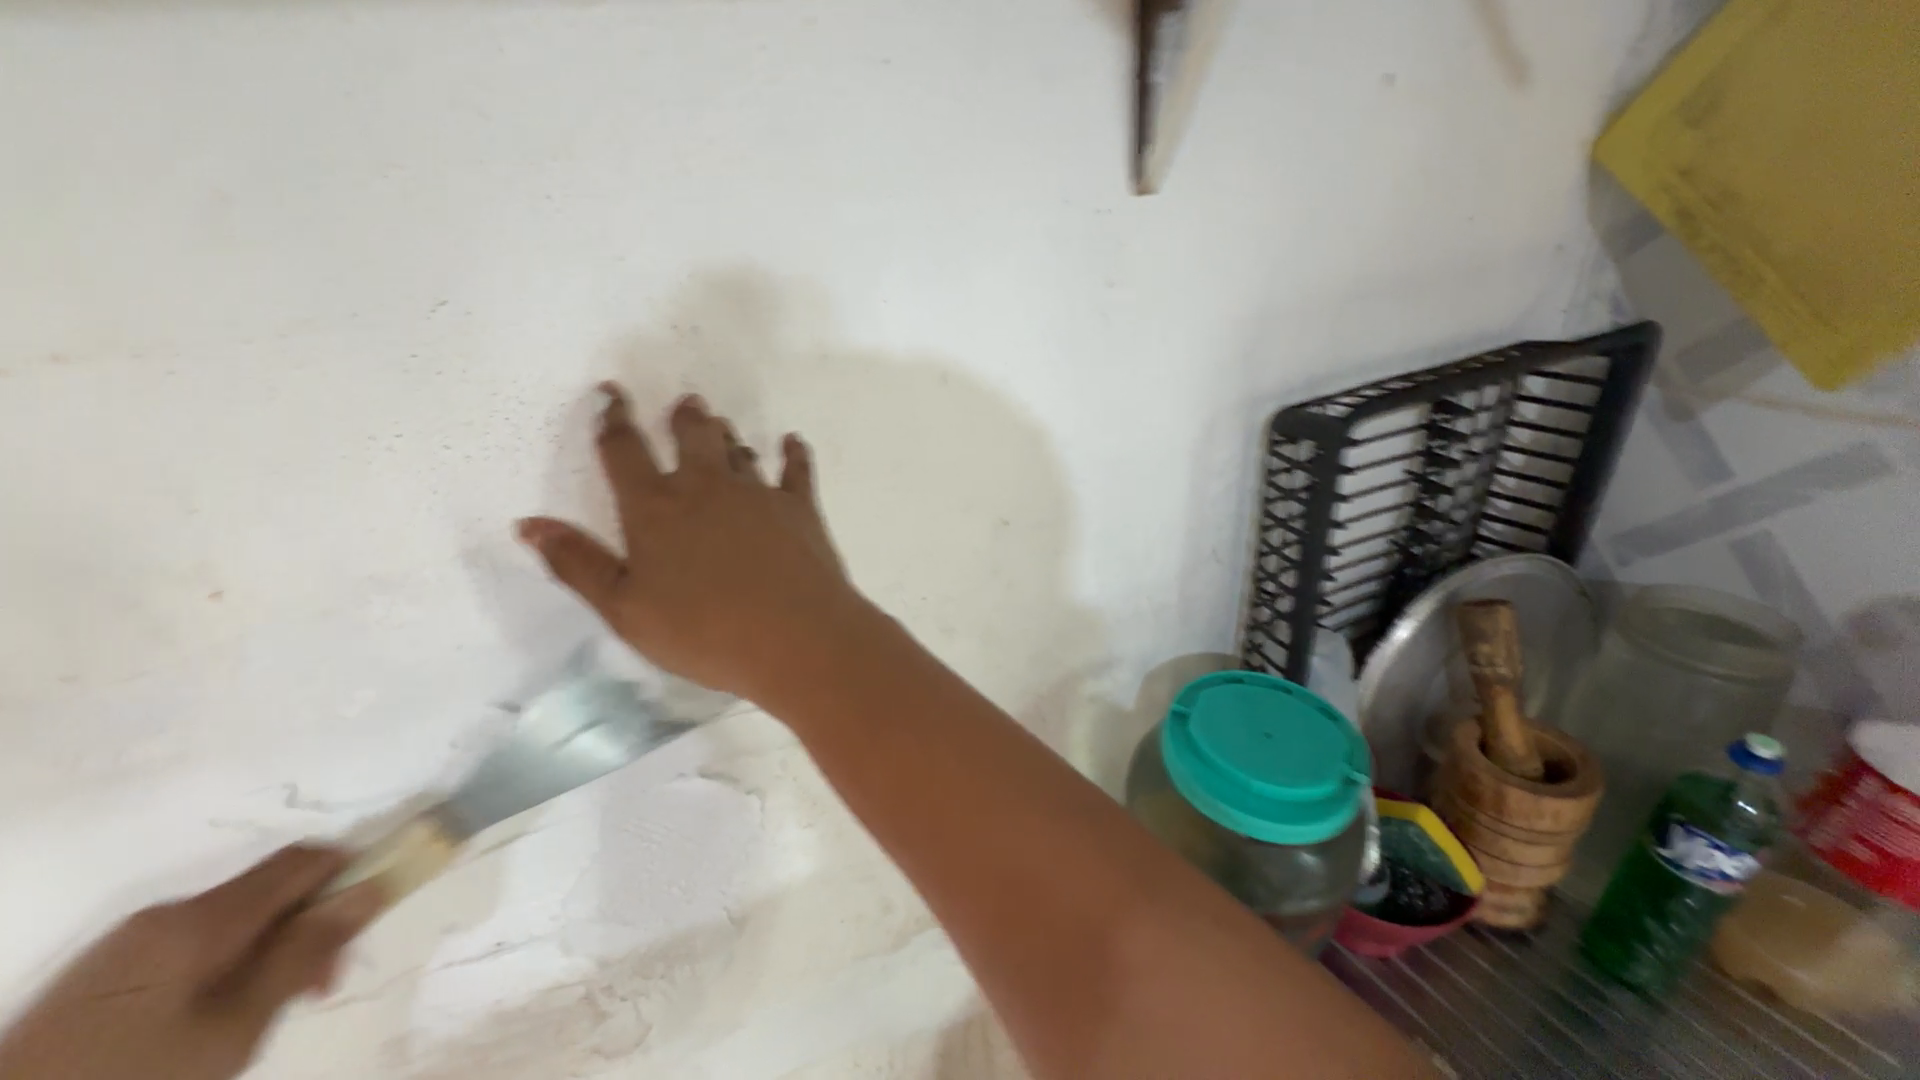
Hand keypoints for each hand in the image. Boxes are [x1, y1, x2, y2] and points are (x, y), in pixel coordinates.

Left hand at [0, 846, 383, 1079]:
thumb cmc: (136, 1079)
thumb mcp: (236, 1027)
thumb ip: (304, 953)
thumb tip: (371, 887)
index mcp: (203, 920)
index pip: (304, 859)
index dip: (355, 868)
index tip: (380, 910)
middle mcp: (168, 913)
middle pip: (272, 891)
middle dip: (314, 924)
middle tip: (322, 988)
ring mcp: (131, 942)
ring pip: (237, 922)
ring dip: (274, 950)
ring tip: (268, 1015)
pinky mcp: (108, 971)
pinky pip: (196, 945)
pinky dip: (232, 965)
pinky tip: (219, 1021)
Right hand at [518, 383, 866, 700]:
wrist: (795, 638)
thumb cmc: (703, 632)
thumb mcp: (625, 610)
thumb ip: (578, 564)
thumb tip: (529, 523)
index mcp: (654, 509)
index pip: (624, 452)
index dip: (613, 420)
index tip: (611, 394)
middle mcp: (705, 487)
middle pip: (691, 437)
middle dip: (683, 418)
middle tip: (685, 403)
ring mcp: (757, 494)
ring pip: (738, 451)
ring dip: (727, 436)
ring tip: (721, 426)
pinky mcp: (800, 508)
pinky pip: (796, 470)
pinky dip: (793, 453)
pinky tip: (792, 442)